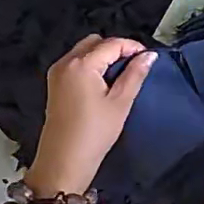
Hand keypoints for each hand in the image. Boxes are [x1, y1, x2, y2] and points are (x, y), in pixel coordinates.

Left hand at [28, 35, 157, 195]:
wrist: (63, 161)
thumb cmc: (94, 132)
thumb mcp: (120, 102)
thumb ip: (135, 74)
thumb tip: (149, 55)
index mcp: (81, 64)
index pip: (112, 44)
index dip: (133, 47)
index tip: (148, 58)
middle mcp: (65, 63)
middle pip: (95, 42)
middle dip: (116, 48)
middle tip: (134, 65)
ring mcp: (57, 73)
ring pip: (84, 50)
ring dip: (103, 56)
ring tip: (121, 75)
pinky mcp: (54, 84)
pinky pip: (75, 63)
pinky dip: (91, 65)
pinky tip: (103, 83)